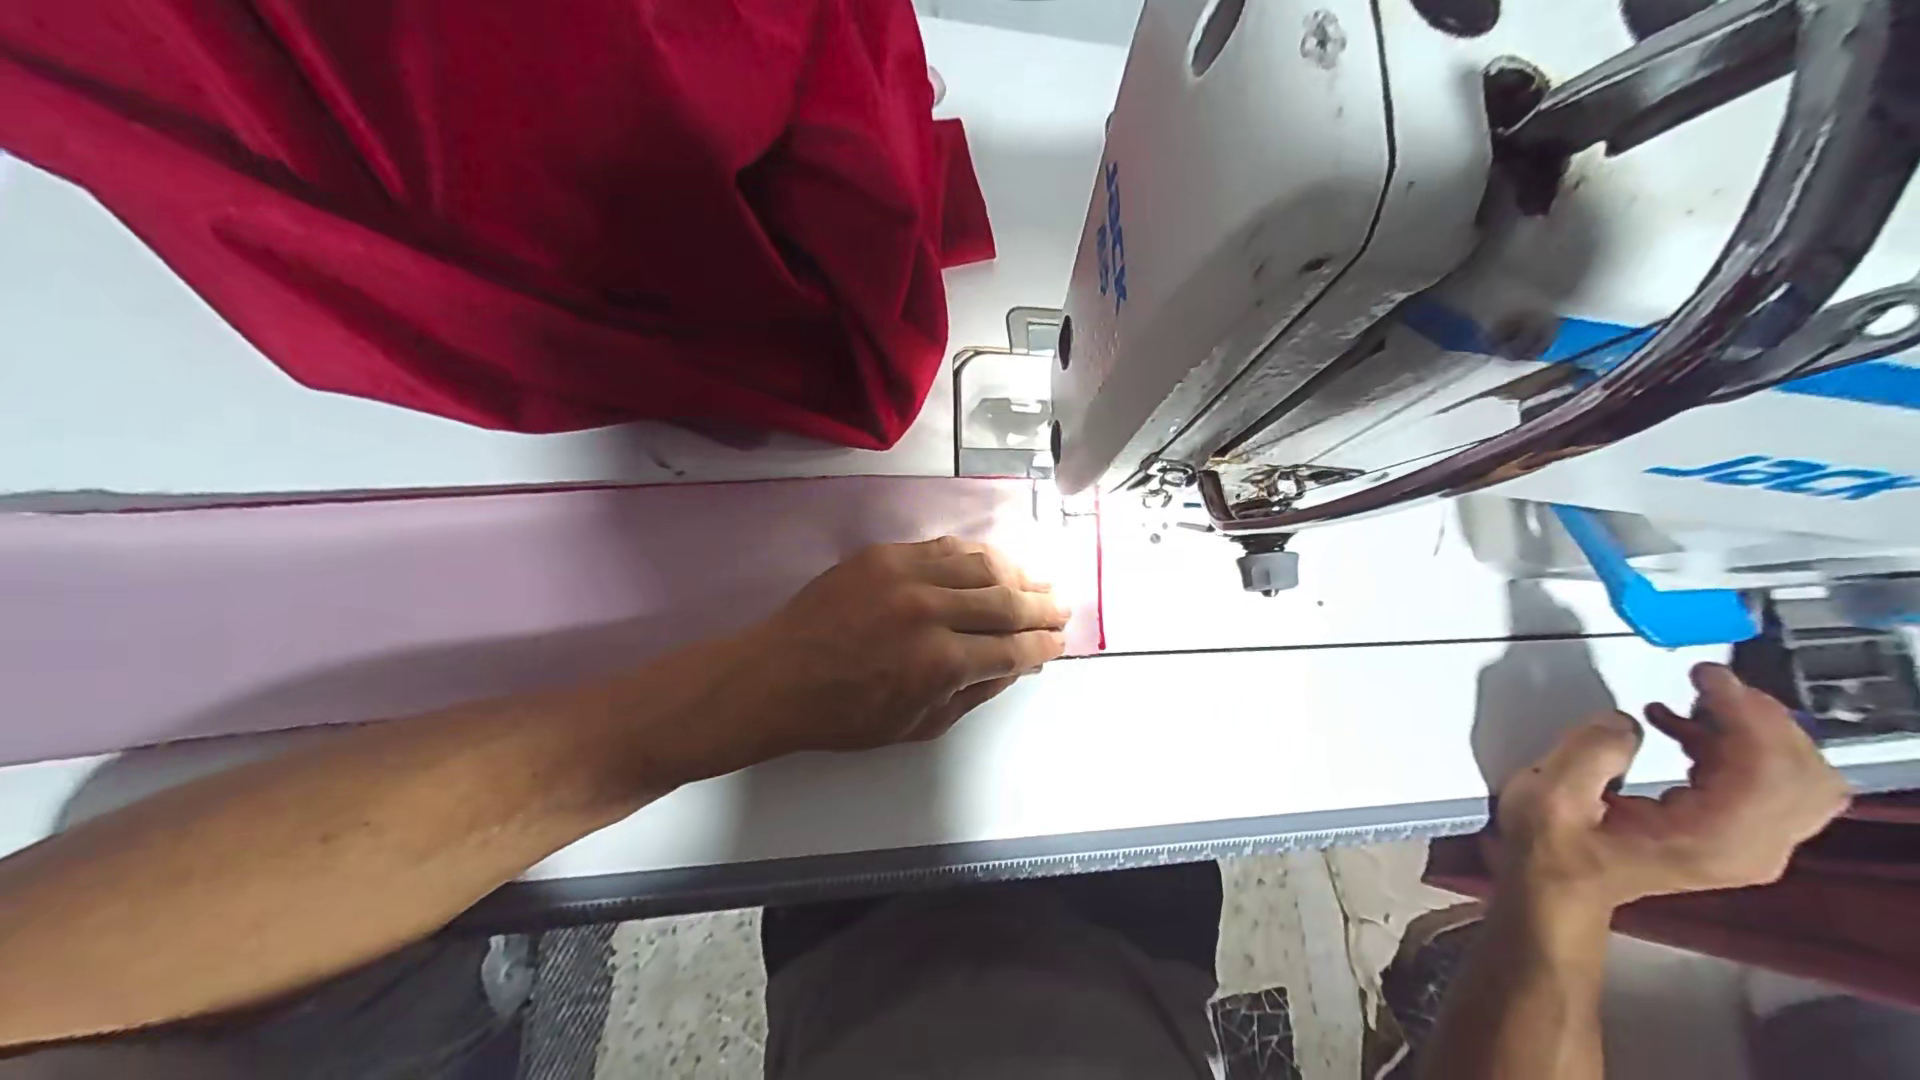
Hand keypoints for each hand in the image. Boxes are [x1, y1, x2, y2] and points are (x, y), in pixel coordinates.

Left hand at [677, 537, 1068, 776]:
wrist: (777, 676)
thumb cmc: (845, 715)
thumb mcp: (919, 725)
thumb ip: (975, 692)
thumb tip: (1020, 665)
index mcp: (941, 664)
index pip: (1013, 649)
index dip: (1043, 646)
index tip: (1059, 643)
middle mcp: (931, 612)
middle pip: (1007, 603)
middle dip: (1042, 608)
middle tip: (1061, 609)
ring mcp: (906, 575)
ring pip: (982, 565)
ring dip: (1018, 574)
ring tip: (1036, 582)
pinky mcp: (884, 553)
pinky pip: (945, 546)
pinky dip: (977, 553)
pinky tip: (994, 561)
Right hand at [1494, 663, 1850, 914]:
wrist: (1558, 888)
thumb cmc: (1549, 846)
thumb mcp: (1550, 795)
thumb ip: (1589, 752)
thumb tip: (1625, 720)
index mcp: (1713, 839)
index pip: (1767, 770)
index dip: (1746, 716)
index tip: (1705, 675)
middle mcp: (1753, 847)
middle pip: (1804, 774)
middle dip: (1764, 719)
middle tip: (1707, 680)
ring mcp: (1753, 844)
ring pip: (1799, 778)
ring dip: (1757, 730)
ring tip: (1696, 697)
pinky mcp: (1739, 834)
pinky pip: (1772, 783)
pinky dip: (1742, 745)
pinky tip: (1685, 724)